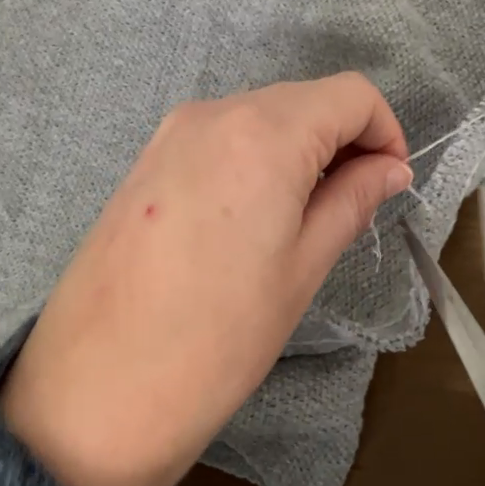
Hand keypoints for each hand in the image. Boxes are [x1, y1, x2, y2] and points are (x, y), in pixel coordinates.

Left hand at [0, 72, 411, 485]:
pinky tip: (253, 215)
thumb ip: (353, 200)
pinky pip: (222, 135)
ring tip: (304, 218)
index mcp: (264, 133)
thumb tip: (390, 169)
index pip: (351, 94)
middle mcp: (215, 112)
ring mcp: (173, 131)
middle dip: (343, 140)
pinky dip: (256, 156)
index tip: (390, 182)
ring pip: (263, 114)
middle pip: (306, 98)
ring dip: (300, 148)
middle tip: (354, 205)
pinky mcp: (148, 157)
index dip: (385, 131)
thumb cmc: (218, 338)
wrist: (94, 391)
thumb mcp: (303, 268)